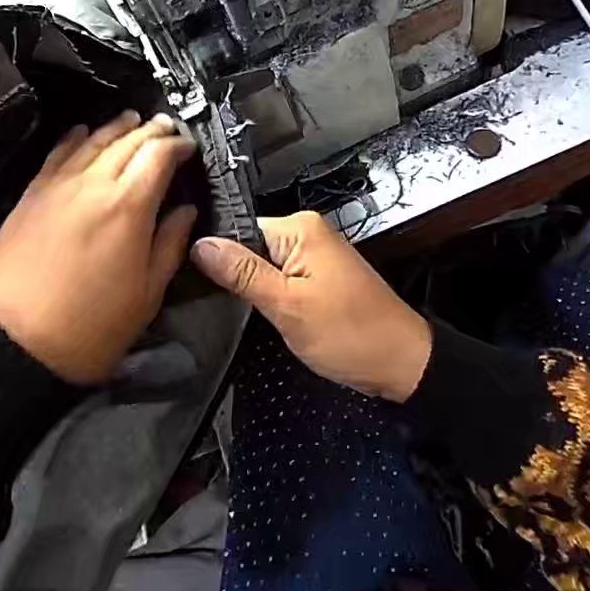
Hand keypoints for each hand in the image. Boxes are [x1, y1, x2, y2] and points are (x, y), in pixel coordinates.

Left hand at [0, 111, 197, 383]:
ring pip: (92, 141)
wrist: (11, 340)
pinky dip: (73, 138)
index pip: (159, 156)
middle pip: (127, 141)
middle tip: (167, 127)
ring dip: (115, 127)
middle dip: (151, 130)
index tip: (189, 147)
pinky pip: (56, 155)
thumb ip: (170, 243)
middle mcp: (94, 185)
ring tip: (132, 119)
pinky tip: (81, 131)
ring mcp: (58, 187)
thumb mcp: (148, 292)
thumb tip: (186, 212)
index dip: (178, 145)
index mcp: (129, 206)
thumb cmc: (91, 325)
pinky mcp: (31, 196)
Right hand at [190, 212, 430, 400]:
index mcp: (299, 228)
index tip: (188, 280)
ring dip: (247, 288)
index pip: (237, 229)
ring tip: (224, 309)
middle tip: (205, 302)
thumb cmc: (349, 334)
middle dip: (230, 274)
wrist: (400, 362)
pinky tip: (252, 312)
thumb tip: (199, 244)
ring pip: (261, 265)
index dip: (214, 256)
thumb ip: (242, 273)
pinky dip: (266, 295)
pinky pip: (279, 277)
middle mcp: (306, 232)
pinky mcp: (316, 277)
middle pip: (248, 246)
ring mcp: (313, 255)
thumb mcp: (288, 305)